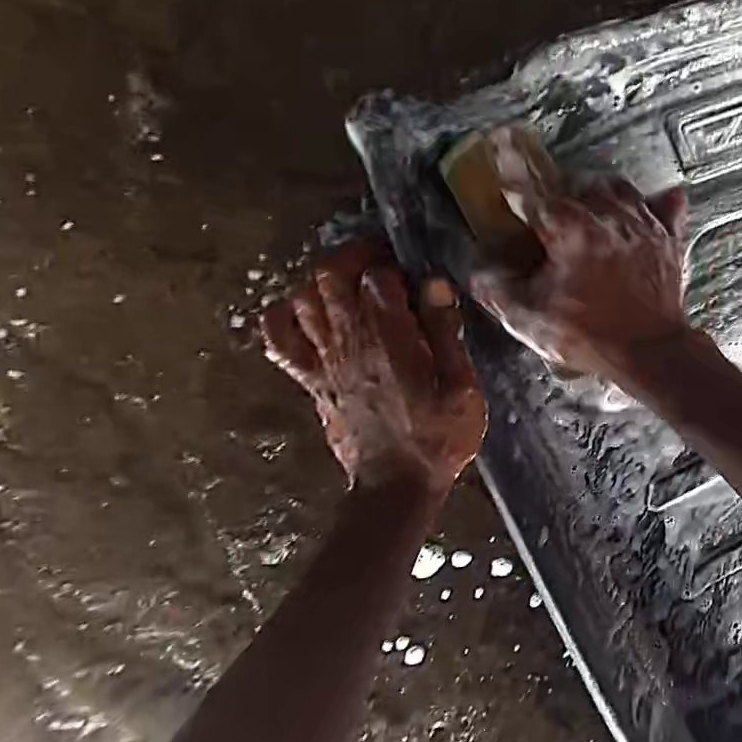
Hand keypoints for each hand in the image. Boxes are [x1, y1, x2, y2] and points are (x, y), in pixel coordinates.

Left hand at [262, 241, 486, 492]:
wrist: (397, 485)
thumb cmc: (439, 436)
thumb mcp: (462, 387)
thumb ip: (446, 332)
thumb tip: (435, 283)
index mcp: (390, 341)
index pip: (376, 276)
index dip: (395, 262)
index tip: (414, 268)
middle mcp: (349, 342)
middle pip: (330, 276)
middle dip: (354, 255)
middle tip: (382, 260)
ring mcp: (323, 360)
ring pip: (303, 296)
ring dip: (325, 279)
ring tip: (354, 281)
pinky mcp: (310, 379)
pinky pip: (279, 336)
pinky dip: (287, 313)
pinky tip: (311, 310)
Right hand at [469, 155, 692, 382]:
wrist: (651, 352)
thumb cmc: (589, 335)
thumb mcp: (530, 318)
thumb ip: (498, 288)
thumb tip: (479, 268)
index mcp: (570, 229)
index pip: (532, 190)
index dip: (513, 167)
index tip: (503, 140)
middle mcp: (609, 216)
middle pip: (578, 186)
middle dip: (560, 192)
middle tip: (551, 211)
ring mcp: (644, 226)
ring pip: (620, 189)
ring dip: (600, 193)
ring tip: (590, 206)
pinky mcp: (669, 241)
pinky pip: (667, 209)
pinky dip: (657, 204)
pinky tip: (652, 204)